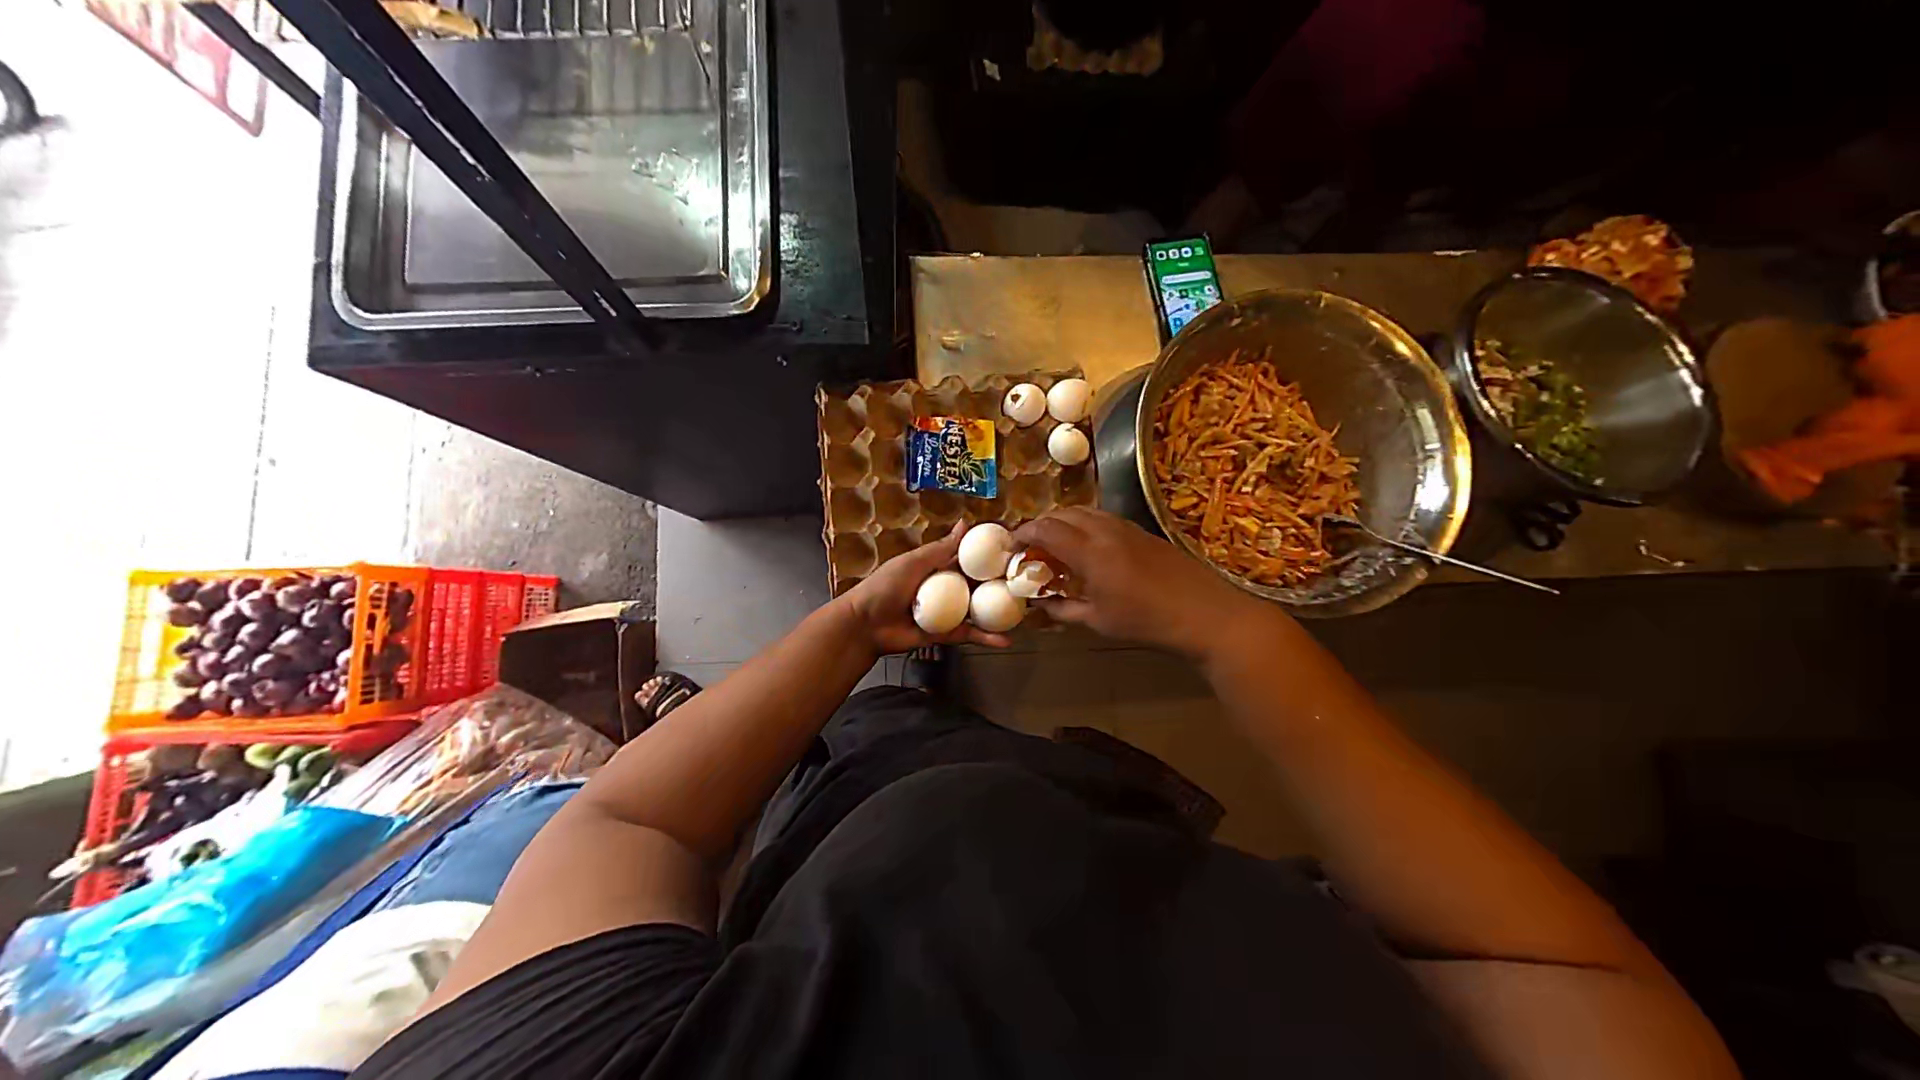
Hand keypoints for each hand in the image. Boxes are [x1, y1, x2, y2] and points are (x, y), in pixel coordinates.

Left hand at [838, 522, 1013, 654]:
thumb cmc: (885, 586)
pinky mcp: (946, 634)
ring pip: (979, 611)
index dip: (989, 558)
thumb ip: (941, 548)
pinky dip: (987, 638)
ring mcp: (948, 613)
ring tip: (1023, 612)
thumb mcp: (914, 562)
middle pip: (978, 586)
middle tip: (1026, 584)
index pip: (969, 561)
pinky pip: (970, 634)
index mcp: (938, 568)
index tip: (1013, 552)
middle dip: (1000, 585)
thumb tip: (966, 524)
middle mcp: (946, 589)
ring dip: (999, 612)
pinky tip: (1005, 640)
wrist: (866, 624)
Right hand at [1013, 507, 1278, 657]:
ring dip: (1064, 522)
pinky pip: (1103, 518)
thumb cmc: (1147, 622)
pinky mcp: (1142, 532)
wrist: (1204, 613)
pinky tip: (1088, 548)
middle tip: (1031, 546)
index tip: (1011, 545)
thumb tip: (1042, 605)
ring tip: (1057, 544)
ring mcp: (1126, 528)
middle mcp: (1105, 531)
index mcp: (1090, 552)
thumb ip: (1065, 609)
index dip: (1023, 533)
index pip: (1046, 529)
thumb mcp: (1099, 622)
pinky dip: (1085, 525)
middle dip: (1041, 525)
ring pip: (1085, 512)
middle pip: (1063, 514)